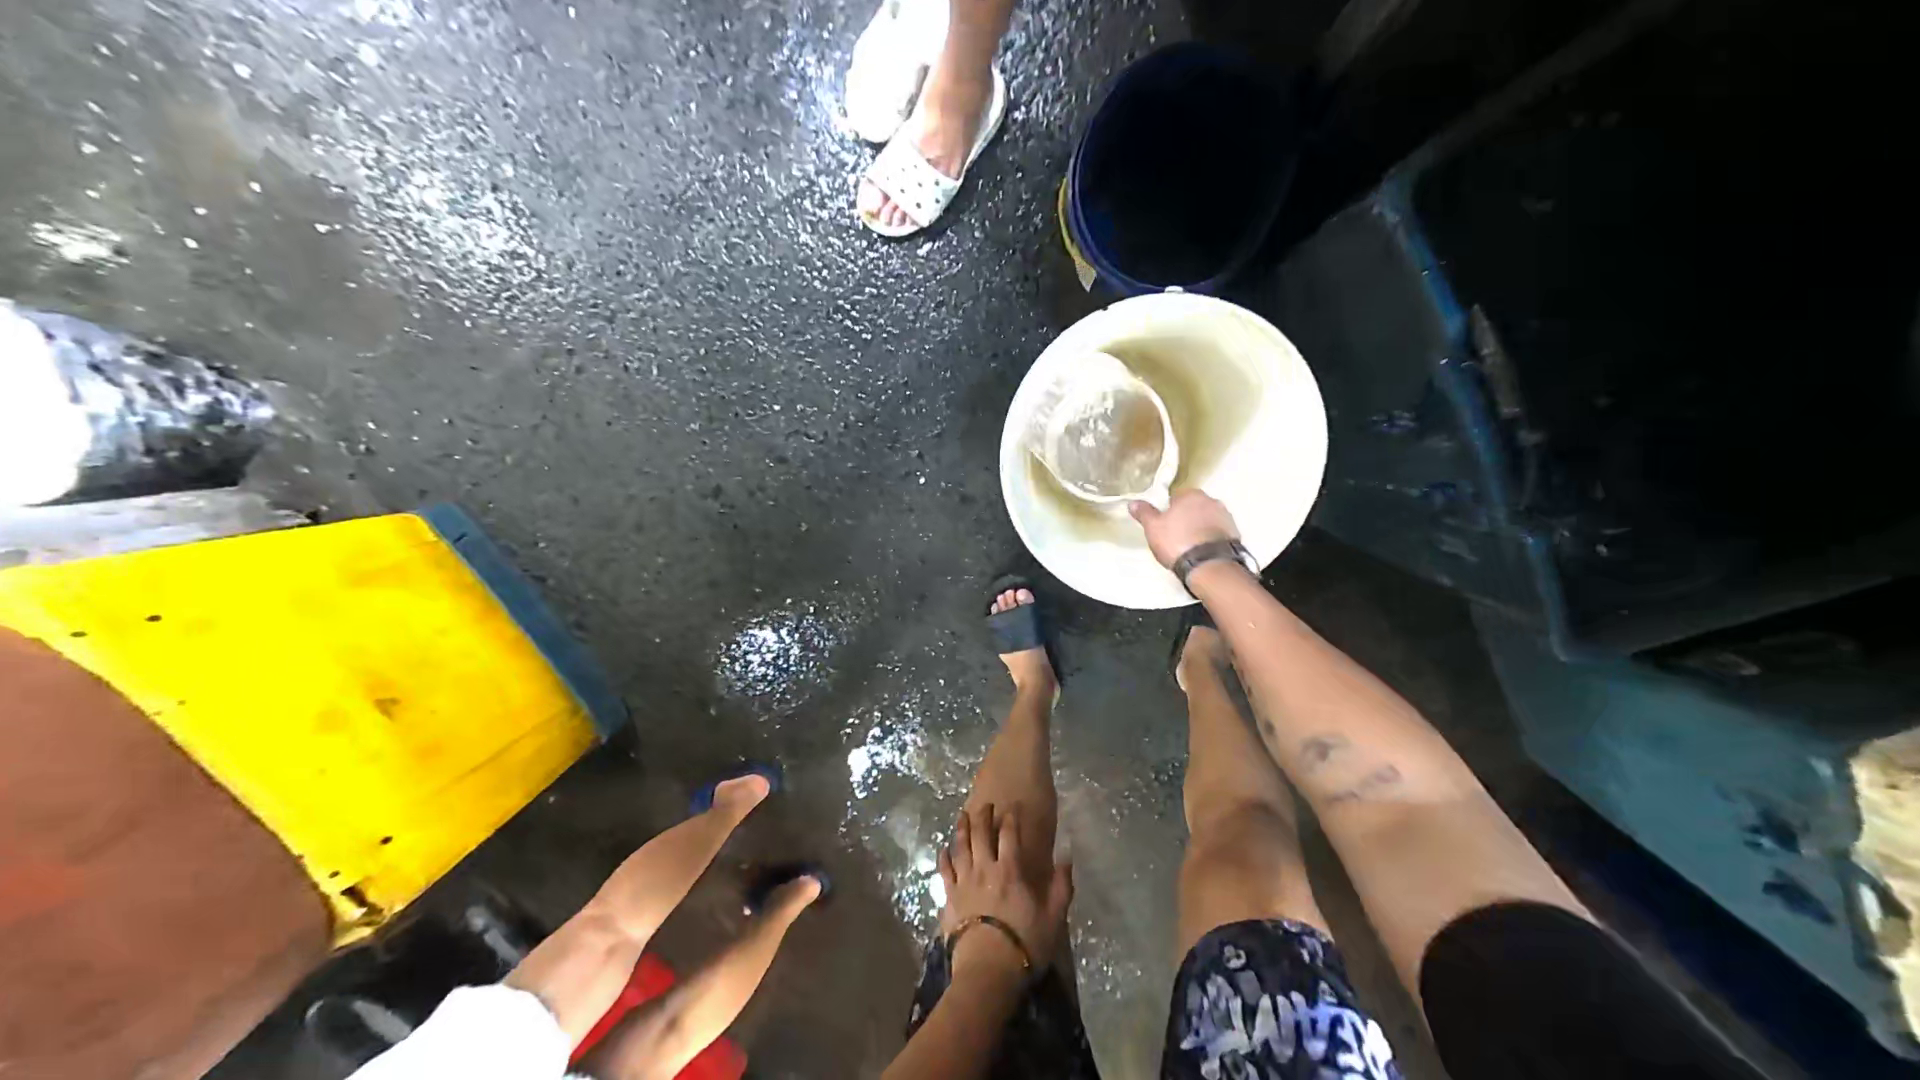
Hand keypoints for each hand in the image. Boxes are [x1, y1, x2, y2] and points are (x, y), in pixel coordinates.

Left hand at [938, 804, 1072, 979]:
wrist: (988, 970)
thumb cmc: (1025, 944)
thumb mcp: (1054, 917)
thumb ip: (1061, 885)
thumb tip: (1067, 857)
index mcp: (1010, 871)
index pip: (1009, 835)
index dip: (1010, 819)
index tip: (1010, 808)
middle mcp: (985, 869)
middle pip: (981, 834)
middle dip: (983, 816)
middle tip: (984, 804)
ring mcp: (964, 882)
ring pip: (960, 847)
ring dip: (961, 829)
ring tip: (962, 816)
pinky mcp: (949, 898)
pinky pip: (944, 871)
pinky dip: (944, 857)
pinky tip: (943, 849)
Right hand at [1128, 489, 1241, 569]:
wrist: (1209, 565)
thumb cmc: (1177, 542)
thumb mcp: (1153, 528)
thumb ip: (1144, 513)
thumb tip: (1133, 502)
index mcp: (1190, 494)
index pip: (1176, 497)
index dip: (1168, 511)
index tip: (1164, 525)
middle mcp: (1211, 500)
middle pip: (1194, 507)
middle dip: (1186, 517)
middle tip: (1176, 536)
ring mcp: (1226, 516)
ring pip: (1207, 519)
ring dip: (1200, 527)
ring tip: (1190, 546)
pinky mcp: (1235, 533)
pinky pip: (1218, 532)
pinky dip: (1211, 538)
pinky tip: (1203, 551)